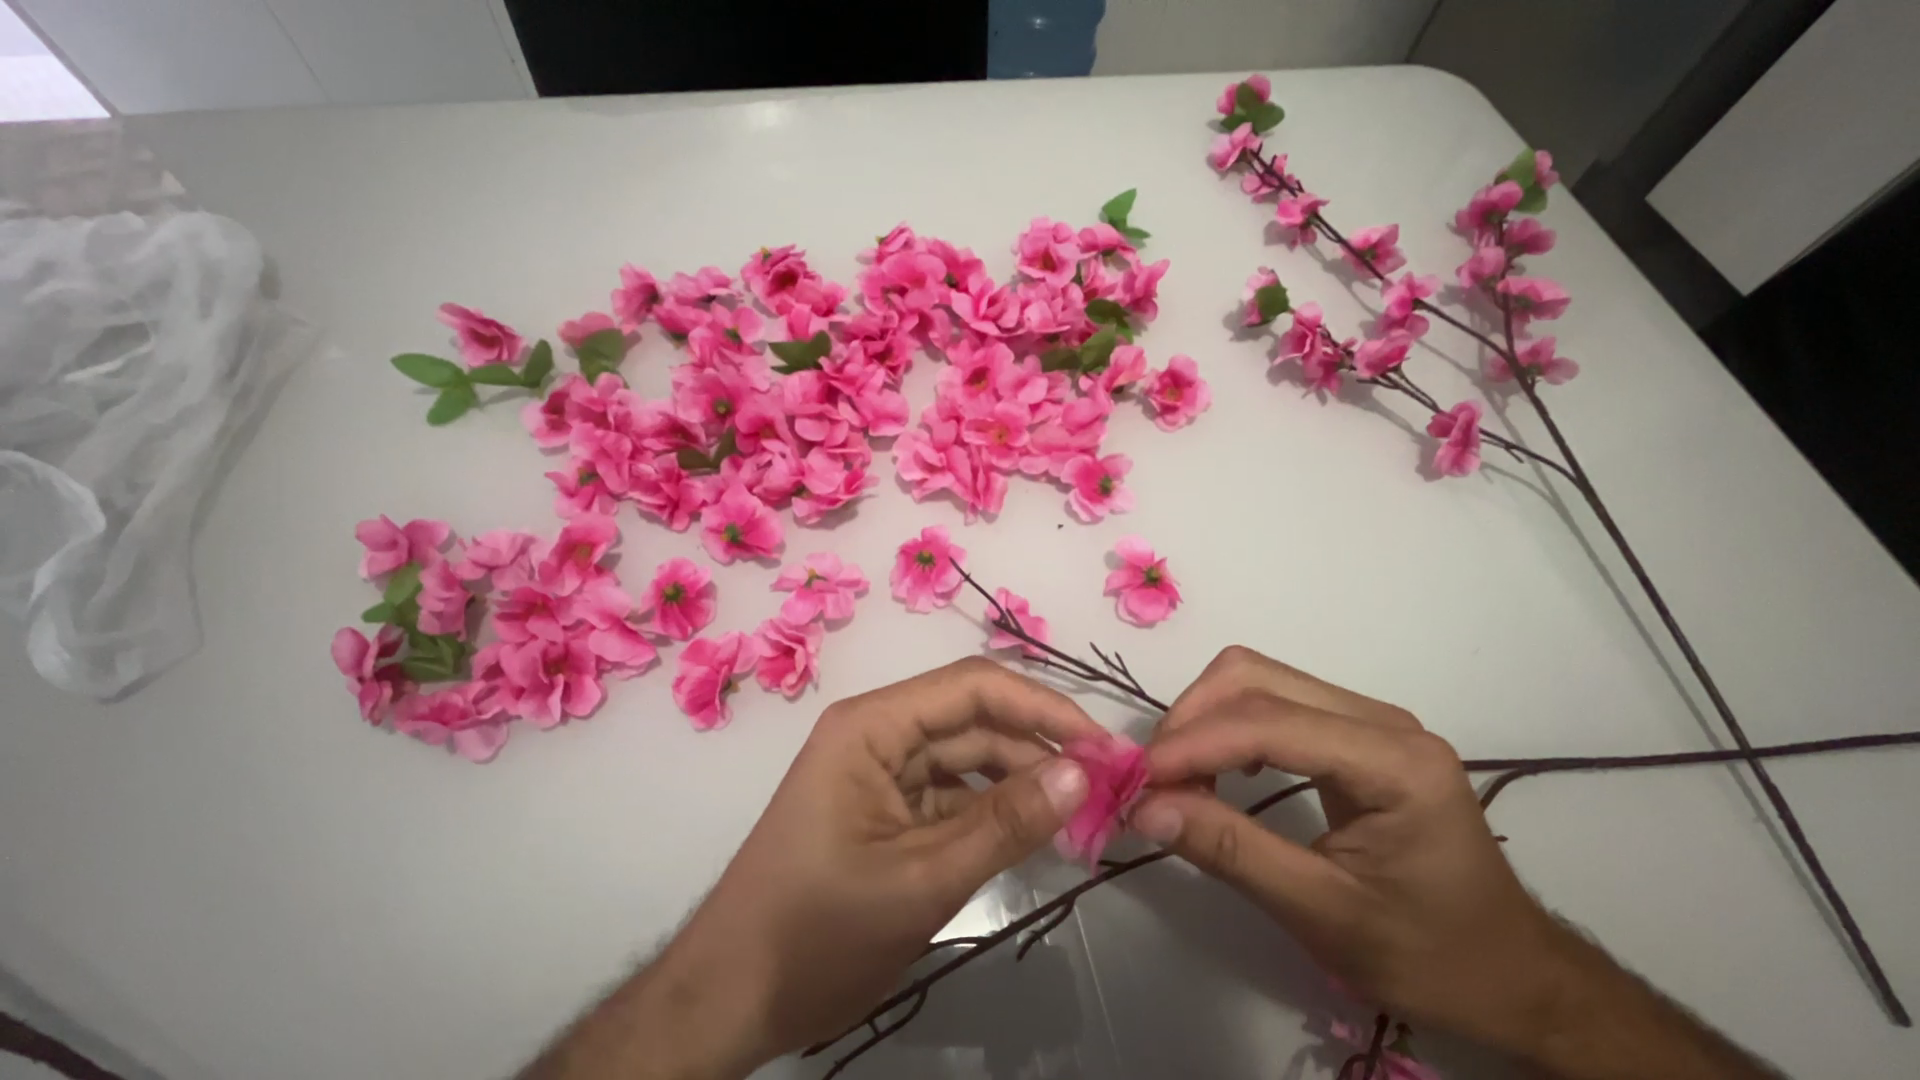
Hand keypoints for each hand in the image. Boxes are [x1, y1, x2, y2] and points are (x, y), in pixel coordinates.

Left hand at [521, 657, 1100, 1079]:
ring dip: (1024, 781)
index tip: (1106, 748)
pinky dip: (997, 812)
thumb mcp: (922, 879)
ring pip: (970, 760)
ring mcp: (882, 776)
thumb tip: (1083, 773)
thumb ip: (1004, 823)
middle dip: (1042, 749)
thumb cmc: (818, 931)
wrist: (735, 996)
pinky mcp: (888, 814)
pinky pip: (954, 797)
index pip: (973, 689)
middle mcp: (877, 736)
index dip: (1044, 709)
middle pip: (975, 722)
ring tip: (1087, 814)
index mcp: (871, 727)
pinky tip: (1039, 833)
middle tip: (1112, 790)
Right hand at [1129, 647, 1573, 1050]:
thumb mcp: (1321, 914)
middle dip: (1191, 720)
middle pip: (1257, 677)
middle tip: (1152, 782)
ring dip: (1205, 720)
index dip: (1192, 744)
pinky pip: (1276, 704)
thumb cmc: (1429, 954)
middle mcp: (1383, 721)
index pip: (1267, 722)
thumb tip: (1144, 808)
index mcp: (1393, 762)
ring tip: (1176, 781)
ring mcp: (1372, 723)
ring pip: (1261, 681)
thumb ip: (1229, 851)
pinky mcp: (1358, 736)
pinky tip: (1215, 773)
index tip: (1135, 783)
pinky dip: (1228, 729)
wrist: (1511, 976)